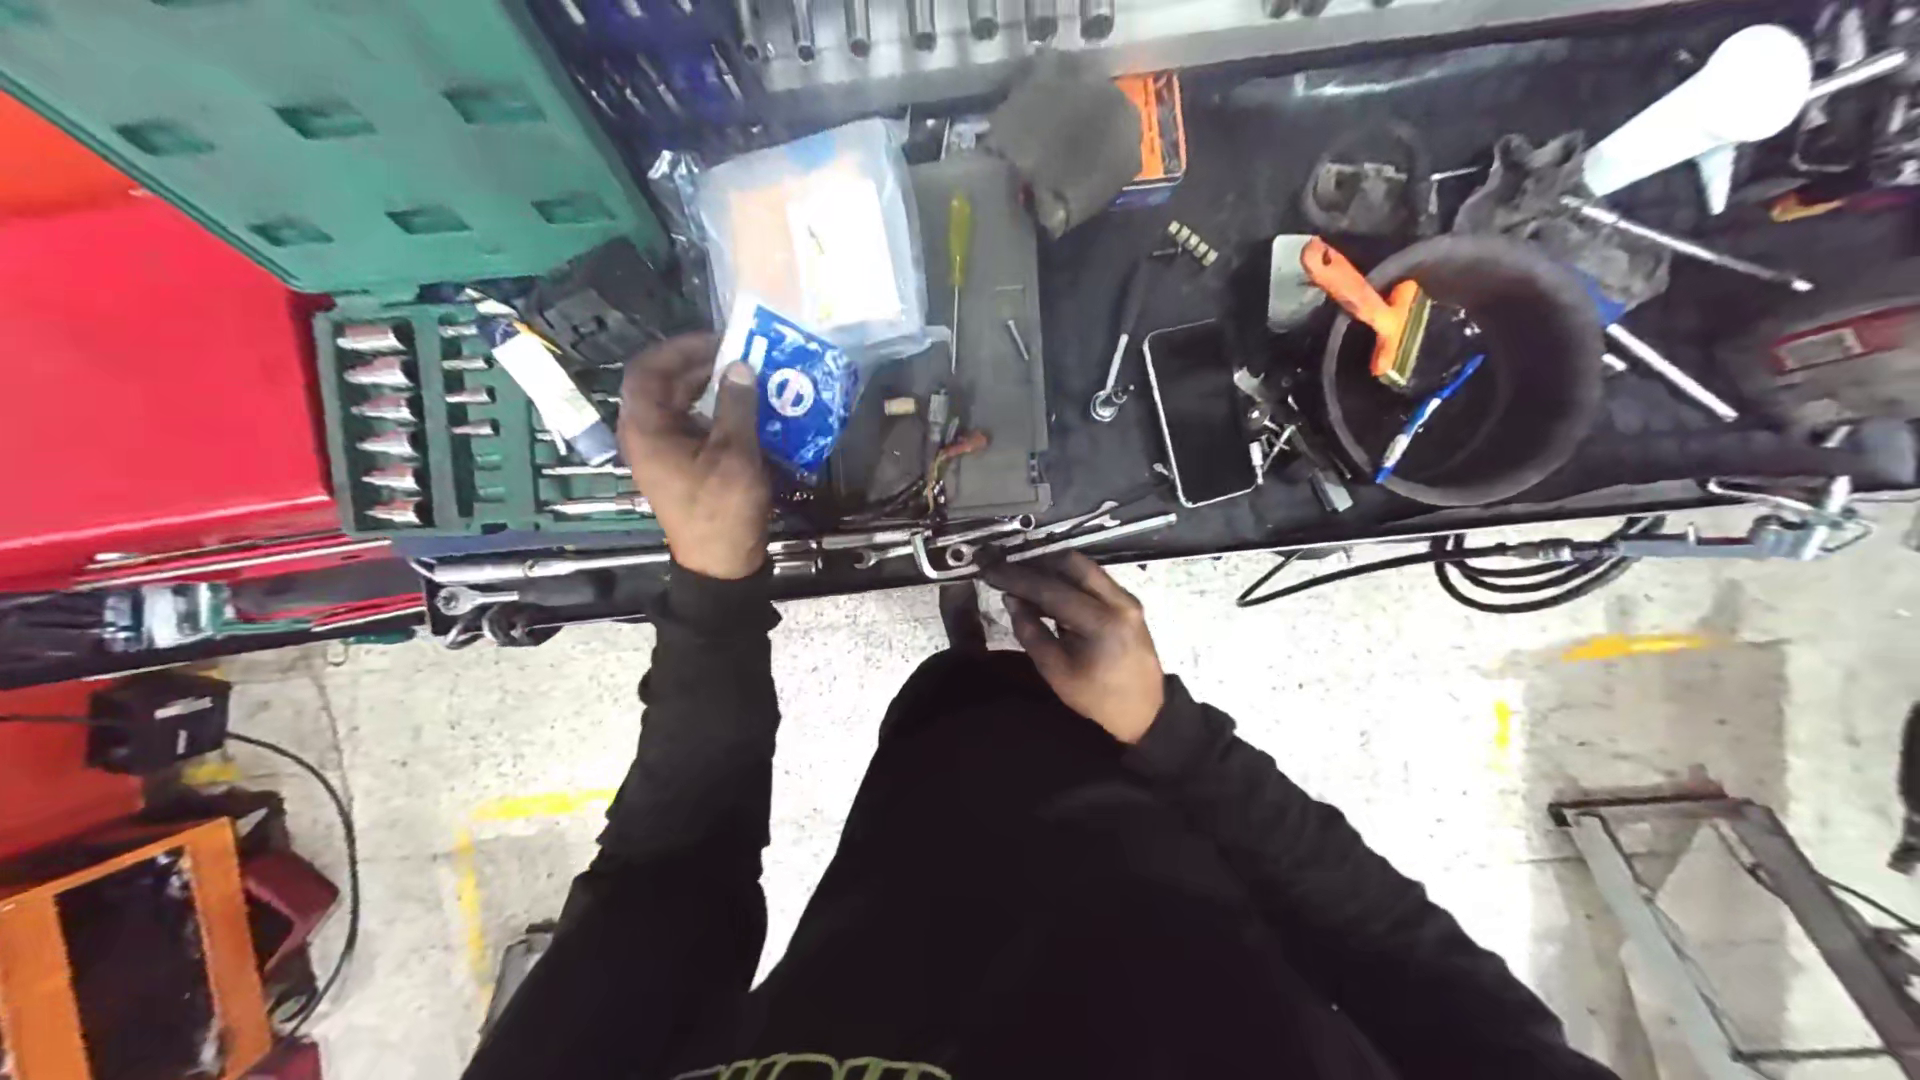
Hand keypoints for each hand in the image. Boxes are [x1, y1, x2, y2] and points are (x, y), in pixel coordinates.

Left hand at [618, 333, 769, 579]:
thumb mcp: (735, 453)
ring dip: (708, 389)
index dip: (679, 348)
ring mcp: (661, 452)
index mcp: (646, 429)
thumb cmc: (723, 508)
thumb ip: (736, 404)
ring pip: (678, 405)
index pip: (647, 369)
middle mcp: (645, 435)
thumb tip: (739, 366)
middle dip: (699, 367)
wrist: (721, 562)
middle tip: (739, 357)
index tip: (718, 340)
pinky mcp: (678, 465)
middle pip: (662, 385)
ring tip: (744, 379)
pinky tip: (742, 411)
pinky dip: (712, 413)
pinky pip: (690, 426)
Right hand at [983, 552, 1164, 743]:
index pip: (1051, 588)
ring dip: (1051, 567)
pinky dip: (1067, 578)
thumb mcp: (1056, 671)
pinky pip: (1092, 579)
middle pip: (1071, 562)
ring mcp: (1126, 598)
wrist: (1144, 711)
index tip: (991, 571)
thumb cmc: (1097, 698)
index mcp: (1101, 622)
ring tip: (1022, 578)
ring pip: (1083, 567)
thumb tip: (1011, 599)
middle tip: (1008, 568)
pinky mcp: (1127, 602)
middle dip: (1035, 561)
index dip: (1017, 578)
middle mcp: (1118, 600)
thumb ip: (1031, 631)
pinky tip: (1046, 590)